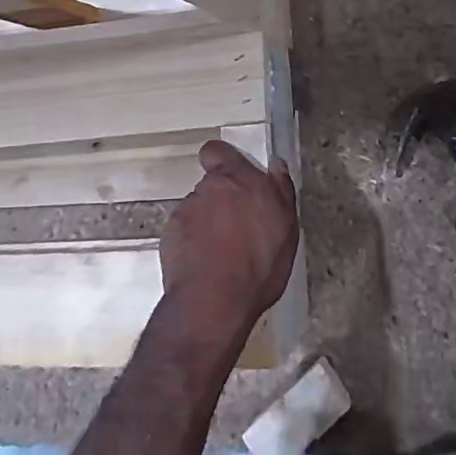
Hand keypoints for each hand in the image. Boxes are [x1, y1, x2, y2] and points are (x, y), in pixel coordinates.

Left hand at [159, 140, 298, 329]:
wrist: (215, 303)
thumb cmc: (260, 261)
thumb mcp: (287, 224)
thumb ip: (280, 188)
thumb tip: (276, 163)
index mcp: (238, 178)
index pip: (217, 151)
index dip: (220, 158)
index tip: (230, 173)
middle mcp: (209, 188)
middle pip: (211, 185)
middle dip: (222, 199)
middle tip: (238, 225)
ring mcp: (185, 213)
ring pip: (198, 210)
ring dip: (207, 223)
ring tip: (222, 252)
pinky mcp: (168, 238)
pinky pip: (183, 233)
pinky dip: (192, 244)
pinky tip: (205, 265)